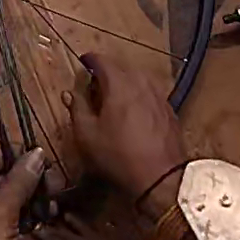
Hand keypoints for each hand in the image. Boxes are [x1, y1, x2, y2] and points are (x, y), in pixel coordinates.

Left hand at [0, 144, 47, 239]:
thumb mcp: (1, 212)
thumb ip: (20, 181)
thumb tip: (36, 153)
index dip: (21, 154)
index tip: (47, 162)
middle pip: (5, 174)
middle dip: (31, 178)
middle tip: (56, 188)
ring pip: (11, 197)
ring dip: (33, 198)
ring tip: (53, 205)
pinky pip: (12, 218)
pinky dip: (28, 216)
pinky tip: (46, 219)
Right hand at [65, 53, 187, 212]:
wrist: (162, 179)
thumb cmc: (119, 154)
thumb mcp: (87, 134)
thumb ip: (77, 108)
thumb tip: (70, 93)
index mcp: (118, 84)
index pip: (101, 60)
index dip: (89, 60)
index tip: (82, 63)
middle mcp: (140, 83)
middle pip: (120, 67)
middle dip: (106, 71)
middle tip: (95, 84)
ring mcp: (158, 96)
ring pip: (138, 78)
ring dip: (124, 82)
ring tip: (114, 96)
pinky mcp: (169, 110)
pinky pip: (149, 92)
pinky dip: (138, 94)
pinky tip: (134, 111)